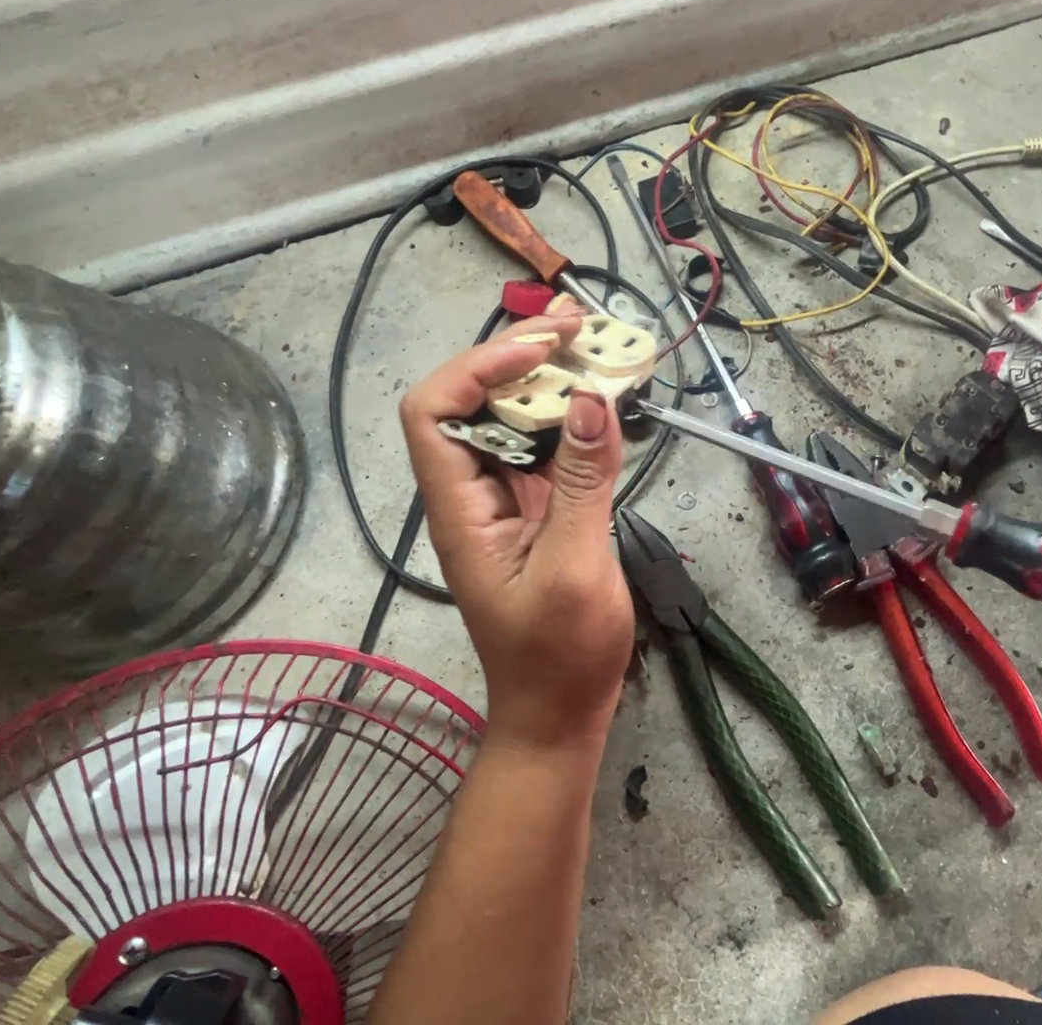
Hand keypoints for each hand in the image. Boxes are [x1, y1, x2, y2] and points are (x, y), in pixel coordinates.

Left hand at [398, 310, 633, 751]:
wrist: (559, 714)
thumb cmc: (560, 655)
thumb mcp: (576, 567)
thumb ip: (583, 482)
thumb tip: (590, 399)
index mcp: (461, 510)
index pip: (434, 412)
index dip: (479, 367)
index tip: (543, 351)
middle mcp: (475, 495)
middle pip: (475, 404)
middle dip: (522, 357)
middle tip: (582, 328)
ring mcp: (507, 503)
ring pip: (514, 423)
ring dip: (552, 382)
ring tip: (600, 349)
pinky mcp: (538, 514)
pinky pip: (547, 451)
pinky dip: (573, 420)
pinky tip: (607, 403)